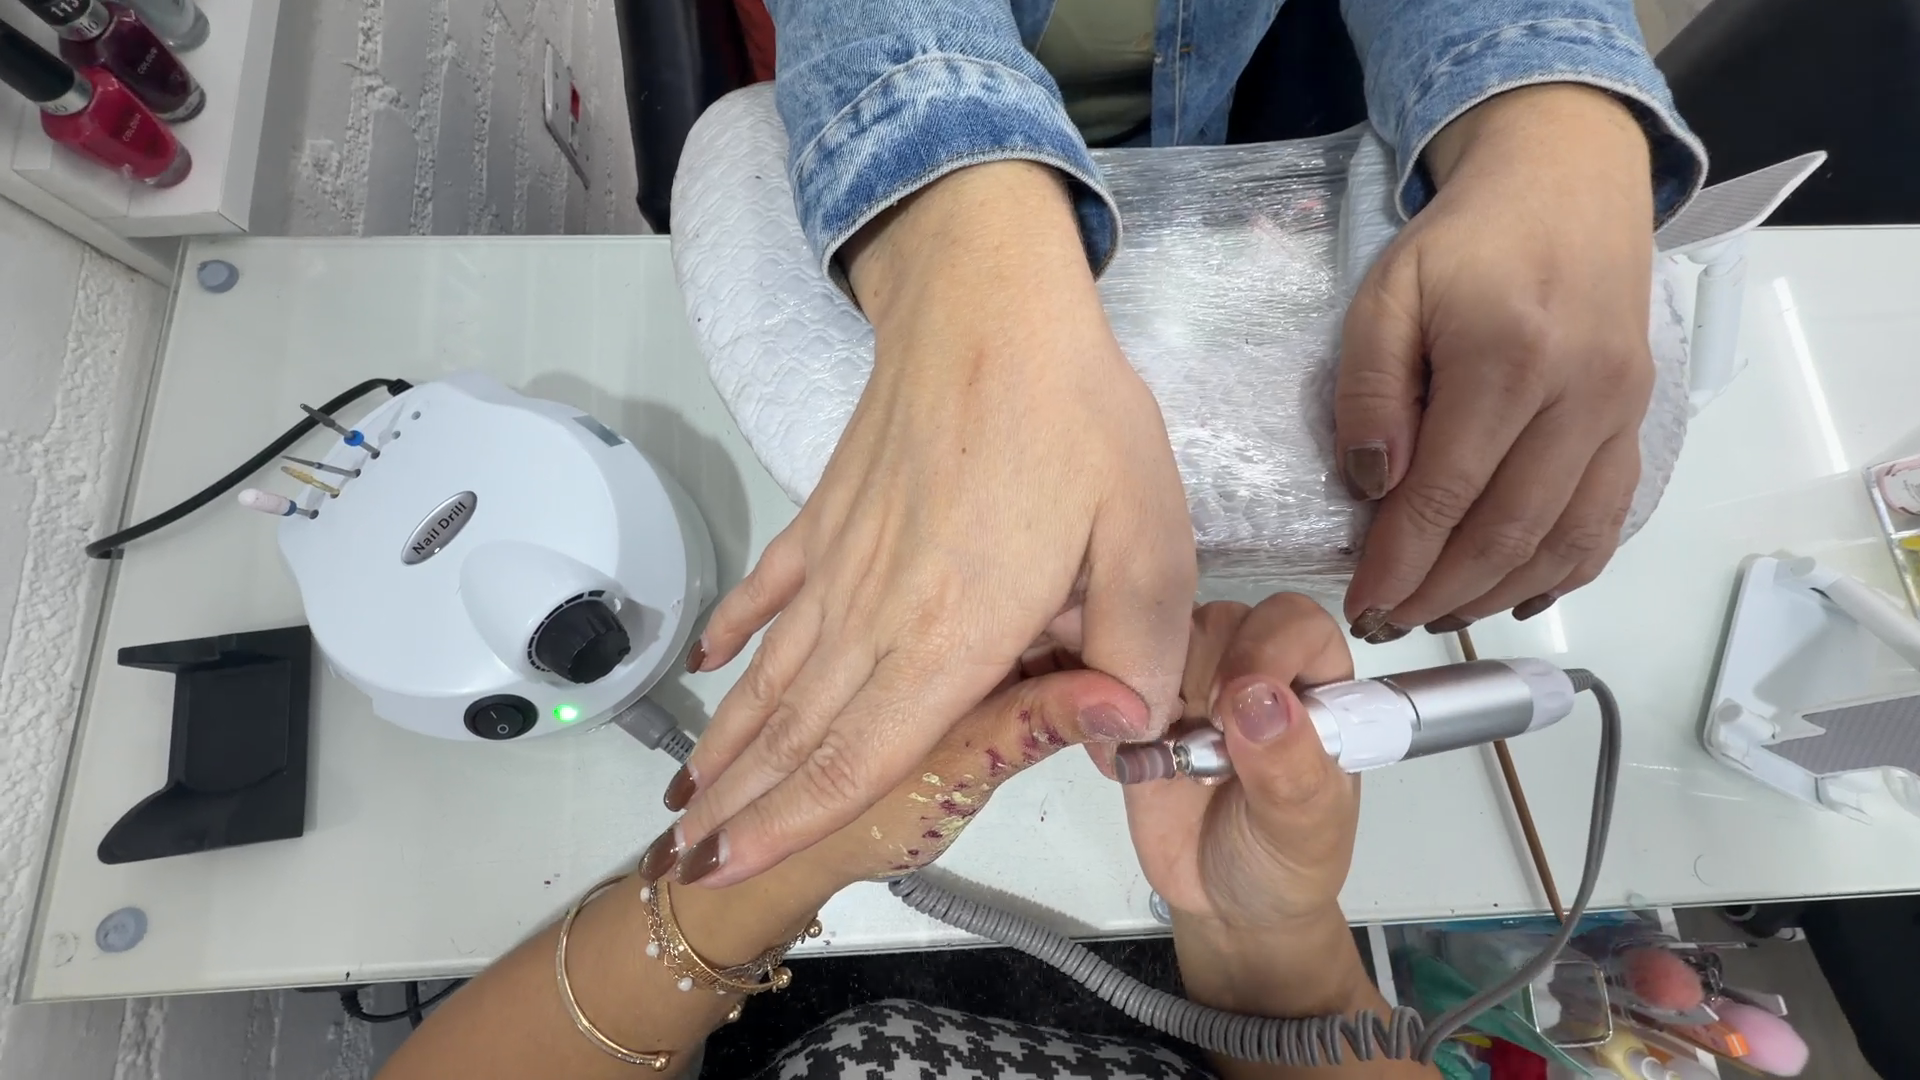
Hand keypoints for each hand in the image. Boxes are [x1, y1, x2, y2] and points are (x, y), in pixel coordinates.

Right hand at [668, 160, 1196, 887]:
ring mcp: (839, 558)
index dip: (797, 822)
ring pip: (774, 670)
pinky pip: (770, 583)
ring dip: (730, 738)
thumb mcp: (1149, 535)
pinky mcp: (827, 511)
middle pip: (801, 727)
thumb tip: (1122, 726)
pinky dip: (736, 629)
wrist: (988, 303)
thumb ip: (1139, 645)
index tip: (727, 870)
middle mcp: (878, 611)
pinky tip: (708, 663)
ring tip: (686, 788)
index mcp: (953, 632)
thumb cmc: (1073, 417)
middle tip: (684, 858)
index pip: (863, 753)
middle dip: (743, 805)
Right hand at [1121, 596, 1440, 1079]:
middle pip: (1218, 620)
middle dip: (1199, 671)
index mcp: (1310, 682)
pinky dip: (1104, 699)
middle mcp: (1249, 666)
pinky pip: (1111, 670)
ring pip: (1159, 635)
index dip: (1264, 647)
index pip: (1294, 622)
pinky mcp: (1136, 702)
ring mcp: (1187, 682)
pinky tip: (1122, 748)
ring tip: (1154, 743)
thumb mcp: (1303, 831)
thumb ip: (1291, 770)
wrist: (1219, 901)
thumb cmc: (1282, 862)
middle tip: (1189, 734)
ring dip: (1148, 683)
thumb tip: (1258, 697)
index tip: (1233, 705)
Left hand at [1337, 84, 1656, 640]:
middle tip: (1387, 623)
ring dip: (1495, 592)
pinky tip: (1517, 595)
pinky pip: (1607, 516)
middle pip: (1506, 530)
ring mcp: (1621, 413)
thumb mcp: (1383, 301)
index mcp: (1507, 362)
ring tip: (1434, 617)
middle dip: (1439, 592)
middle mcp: (1580, 398)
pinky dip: (1563, 569)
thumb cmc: (1455, 247)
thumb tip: (1376, 483)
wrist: (1563, 188)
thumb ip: (1371, 392)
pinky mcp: (1635, 420)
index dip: (1399, 562)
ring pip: (1563, 537)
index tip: (1361, 604)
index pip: (1444, 494)